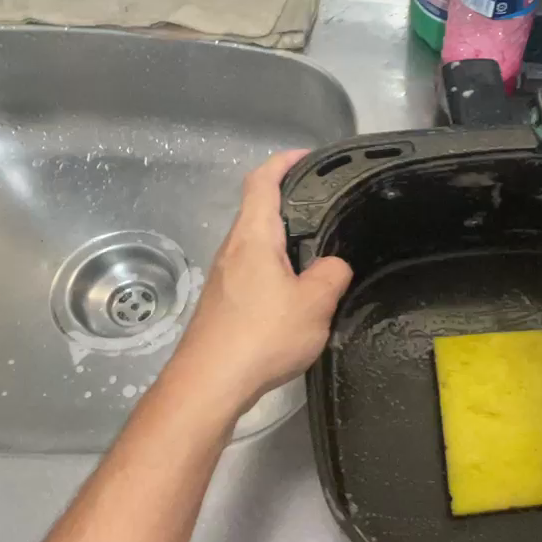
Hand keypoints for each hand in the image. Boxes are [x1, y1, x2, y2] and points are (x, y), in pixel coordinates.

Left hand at [172, 150, 352, 410]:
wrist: (209, 383)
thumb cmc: (262, 335)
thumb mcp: (315, 303)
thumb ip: (331, 274)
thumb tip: (332, 266)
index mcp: (254, 238)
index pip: (262, 182)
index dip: (284, 162)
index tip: (307, 157)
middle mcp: (233, 250)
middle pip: (259, 212)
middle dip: (291, 205)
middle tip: (327, 210)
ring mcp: (224, 278)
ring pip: (257, 246)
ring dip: (284, 243)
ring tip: (318, 255)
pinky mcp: (223, 304)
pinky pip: (254, 273)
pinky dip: (277, 271)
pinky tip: (296, 296)